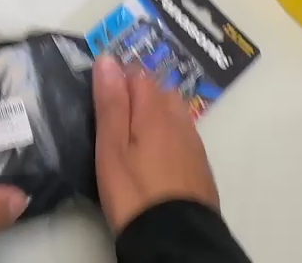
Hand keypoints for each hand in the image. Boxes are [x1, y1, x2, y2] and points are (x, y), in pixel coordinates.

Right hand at [92, 54, 220, 231]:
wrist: (176, 242)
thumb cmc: (134, 191)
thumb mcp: (111, 146)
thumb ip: (111, 102)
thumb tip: (107, 59)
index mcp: (155, 111)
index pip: (138, 73)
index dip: (118, 75)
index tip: (100, 93)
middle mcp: (180, 121)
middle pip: (159, 90)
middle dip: (138, 93)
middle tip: (113, 116)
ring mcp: (194, 145)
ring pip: (173, 113)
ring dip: (154, 114)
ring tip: (132, 135)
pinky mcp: (200, 168)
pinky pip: (182, 136)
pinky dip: (167, 135)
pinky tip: (154, 155)